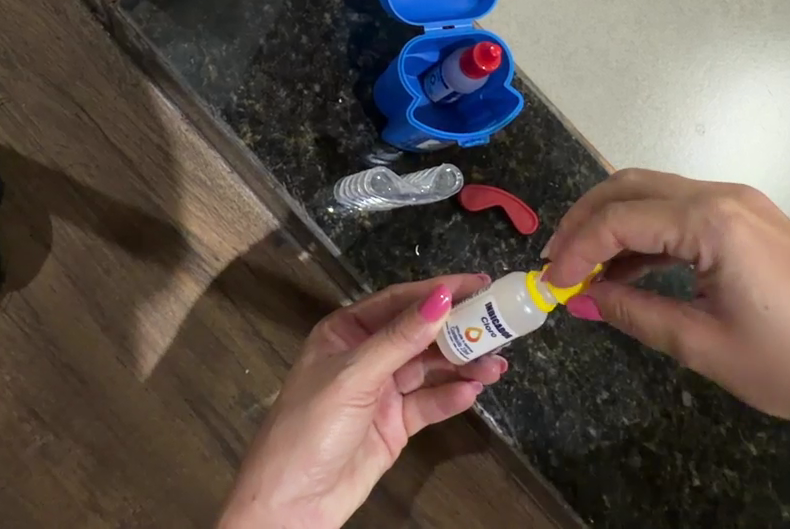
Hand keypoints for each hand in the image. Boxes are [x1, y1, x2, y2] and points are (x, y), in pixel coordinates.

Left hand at [219, 274, 506, 528]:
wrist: (289, 506)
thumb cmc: (310, 427)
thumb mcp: (354, 376)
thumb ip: (400, 339)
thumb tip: (441, 298)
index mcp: (346, 331)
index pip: (400, 301)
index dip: (439, 290)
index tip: (478, 283)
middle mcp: (366, 355)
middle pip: (419, 333)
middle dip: (458, 328)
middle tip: (499, 323)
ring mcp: (382, 391)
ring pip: (429, 368)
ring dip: (462, 364)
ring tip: (497, 364)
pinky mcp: (394, 425)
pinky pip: (428, 403)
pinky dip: (451, 397)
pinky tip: (473, 391)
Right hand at [543, 169, 789, 442]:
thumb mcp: (705, 346)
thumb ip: (634, 313)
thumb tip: (582, 299)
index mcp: (712, 220)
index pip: (619, 218)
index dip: (577, 249)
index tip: (551, 284)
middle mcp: (721, 194)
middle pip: (630, 187)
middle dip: (585, 220)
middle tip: (557, 262)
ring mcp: (738, 201)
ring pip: (652, 192)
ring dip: (612, 222)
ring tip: (583, 266)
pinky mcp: (748, 217)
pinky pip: (680, 210)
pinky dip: (645, 231)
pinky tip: (626, 268)